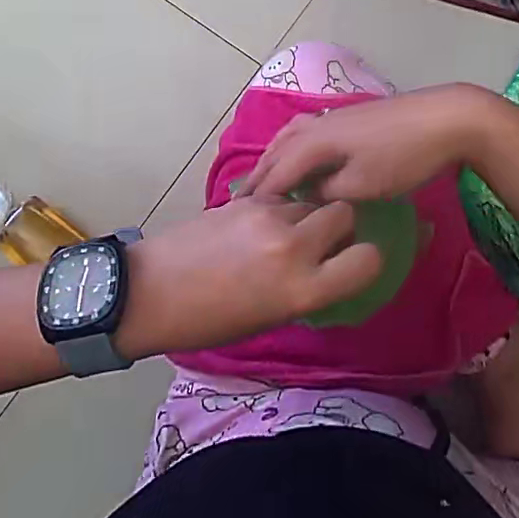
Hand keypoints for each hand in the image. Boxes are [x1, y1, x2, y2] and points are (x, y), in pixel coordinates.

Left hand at [116, 195, 382, 356]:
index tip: (354, 261)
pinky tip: (258, 224)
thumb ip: (308, 289)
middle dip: (339, 224)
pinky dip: (280, 206)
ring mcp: (268, 215)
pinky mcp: (246, 197)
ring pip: (311, 200)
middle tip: (320, 240)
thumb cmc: (210, 322)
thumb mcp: (270, 318)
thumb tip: (331, 268)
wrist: (151, 291)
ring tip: (284, 233)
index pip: (368, 260)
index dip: (366, 259)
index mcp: (303, 289)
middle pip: (344, 212)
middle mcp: (294, 246)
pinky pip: (281, 195)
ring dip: (308, 213)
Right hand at [244, 83, 498, 203]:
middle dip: (262, 172)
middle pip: (279, 148)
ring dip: (277, 154)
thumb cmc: (402, 157)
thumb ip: (328, 192)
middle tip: (244, 196)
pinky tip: (304, 154)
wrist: (444, 118)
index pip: (277, 170)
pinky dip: (295, 145)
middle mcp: (317, 124)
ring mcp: (334, 115)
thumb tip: (308, 193)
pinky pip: (308, 130)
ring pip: (293, 134)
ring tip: (269, 172)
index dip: (260, 193)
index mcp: (315, 142)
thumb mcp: (363, 186)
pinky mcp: (351, 116)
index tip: (242, 214)